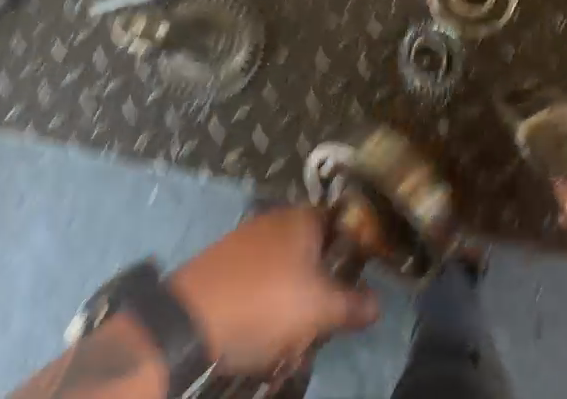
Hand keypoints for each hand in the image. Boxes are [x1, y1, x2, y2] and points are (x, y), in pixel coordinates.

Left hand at [167, 206, 379, 375]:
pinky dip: (267, 317)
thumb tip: (378, 302)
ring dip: (295, 314)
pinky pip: (261, 291)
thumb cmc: (265, 303)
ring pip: (288, 281)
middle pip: (315, 257)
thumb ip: (354, 304)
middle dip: (322, 296)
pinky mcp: (225, 270)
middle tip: (321, 329)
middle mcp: (274, 223)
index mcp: (301, 220)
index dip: (355, 254)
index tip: (359, 286)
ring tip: (291, 347)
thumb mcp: (320, 309)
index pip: (341, 225)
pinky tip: (265, 345)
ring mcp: (246, 245)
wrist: (188, 321)